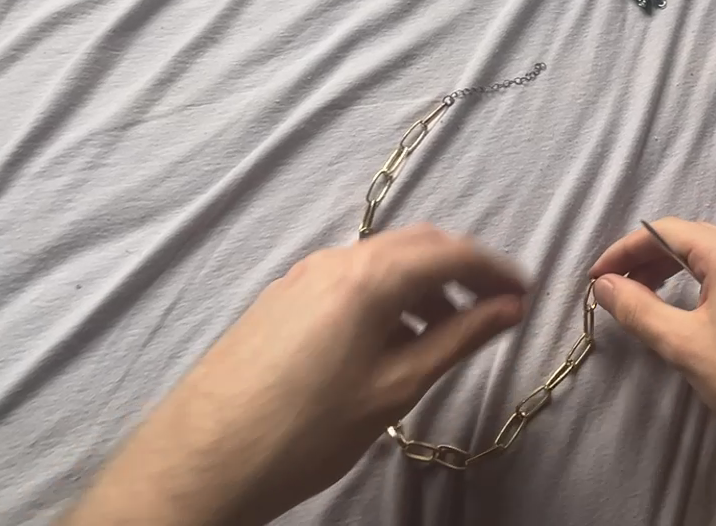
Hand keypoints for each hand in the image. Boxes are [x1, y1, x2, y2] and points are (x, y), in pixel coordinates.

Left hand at [63, 224, 527, 525]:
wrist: (189, 472)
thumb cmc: (305, 432)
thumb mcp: (396, 388)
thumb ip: (461, 338)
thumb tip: (512, 308)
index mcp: (371, 275)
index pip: (454, 253)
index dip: (497, 271)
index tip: (526, 294)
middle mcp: (340, 258)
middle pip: (421, 244)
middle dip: (463, 269)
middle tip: (492, 305)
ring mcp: (305, 273)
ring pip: (386, 258)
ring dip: (426, 282)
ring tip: (443, 330)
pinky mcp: (282, 294)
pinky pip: (354, 274)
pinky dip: (389, 291)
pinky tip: (389, 336)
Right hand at [589, 219, 715, 459]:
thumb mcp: (683, 344)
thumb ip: (638, 308)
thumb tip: (605, 284)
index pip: (667, 231)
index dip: (626, 249)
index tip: (598, 275)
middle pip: (694, 237)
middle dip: (651, 257)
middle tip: (619, 287)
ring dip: (679, 267)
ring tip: (650, 293)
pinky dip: (709, 277)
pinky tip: (696, 302)